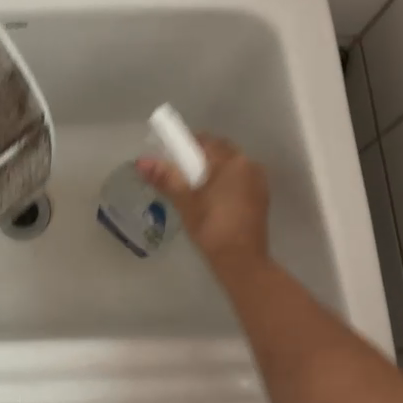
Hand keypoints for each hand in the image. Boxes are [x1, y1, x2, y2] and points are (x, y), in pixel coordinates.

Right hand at [138, 134, 269, 272]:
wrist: (242, 262)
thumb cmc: (212, 228)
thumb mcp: (185, 202)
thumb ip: (166, 178)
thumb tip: (142, 161)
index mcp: (232, 161)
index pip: (206, 141)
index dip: (186, 146)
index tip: (171, 160)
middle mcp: (250, 165)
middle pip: (220, 152)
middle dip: (199, 159)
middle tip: (180, 177)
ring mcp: (259, 182)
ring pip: (230, 168)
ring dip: (213, 172)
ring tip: (194, 191)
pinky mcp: (261, 199)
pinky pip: (239, 181)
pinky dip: (225, 185)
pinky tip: (212, 203)